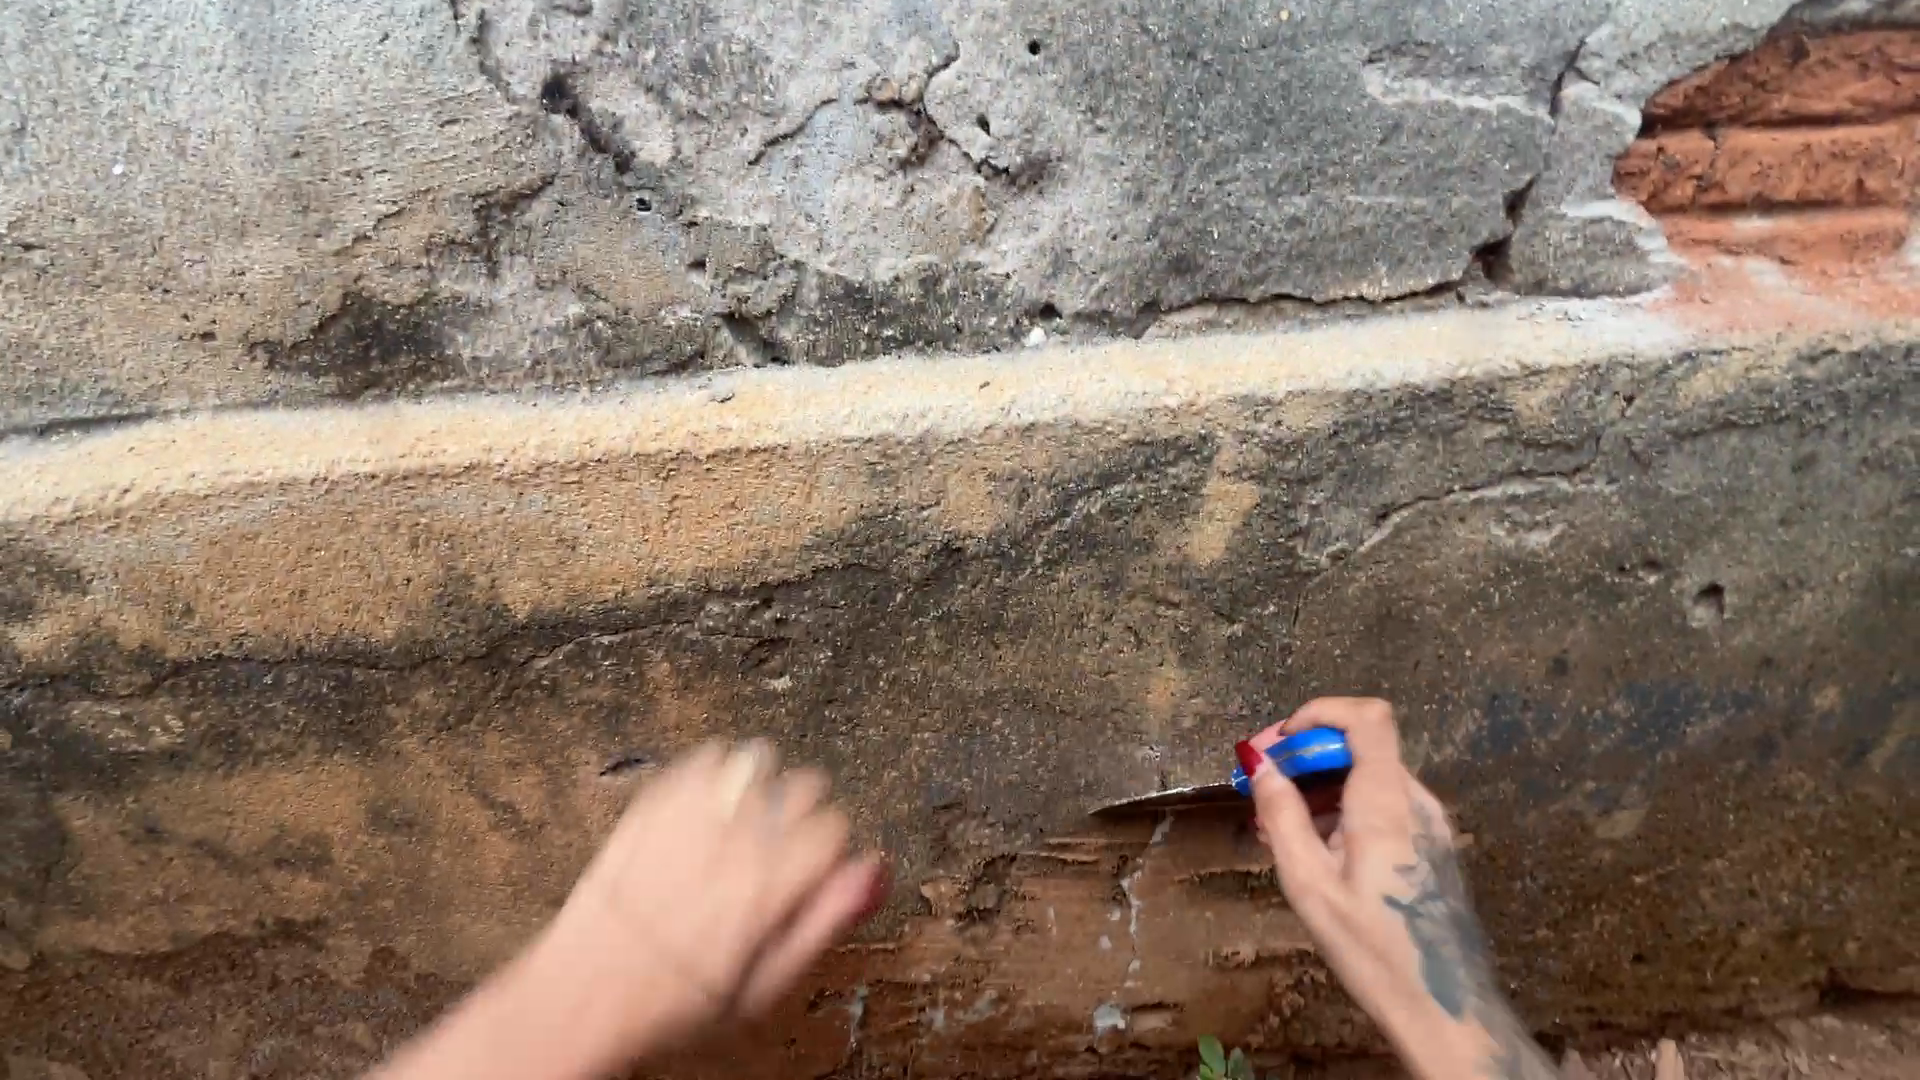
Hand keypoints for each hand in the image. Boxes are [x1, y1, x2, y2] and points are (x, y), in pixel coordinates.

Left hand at [537, 739, 886, 1047]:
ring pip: (762, 759)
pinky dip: (718, 772)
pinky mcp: (660, 797)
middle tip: (775, 849)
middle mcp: (739, 834)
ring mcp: (696, 810)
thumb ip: (826, 919)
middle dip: (801, 813)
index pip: (835, 826)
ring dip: (763, 785)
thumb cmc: (674, 999)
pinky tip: (711, 808)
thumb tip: (874, 870)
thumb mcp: (765, 982)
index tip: (809, 867)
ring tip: (744, 821)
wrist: (584, 991)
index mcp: (771, 880)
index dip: (826, 850)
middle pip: (807, 783)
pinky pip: (710, 755)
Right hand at [1240, 698, 1555, 1079]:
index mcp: (1387, 802)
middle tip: (1259, 783)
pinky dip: (1336, 807)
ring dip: (1314, 785)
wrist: (1448, 1016)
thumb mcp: (1309, 882)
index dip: (1317, 712)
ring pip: (1363, 775)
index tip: (1279, 744)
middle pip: (1356, 744)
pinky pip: (1376, 803)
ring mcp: (1426, 824)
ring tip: (1274, 825)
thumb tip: (1259, 763)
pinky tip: (1309, 846)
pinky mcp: (1428, 845)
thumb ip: (1281, 813)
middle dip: (1300, 755)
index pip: (1365, 717)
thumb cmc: (1373, 948)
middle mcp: (1414, 801)